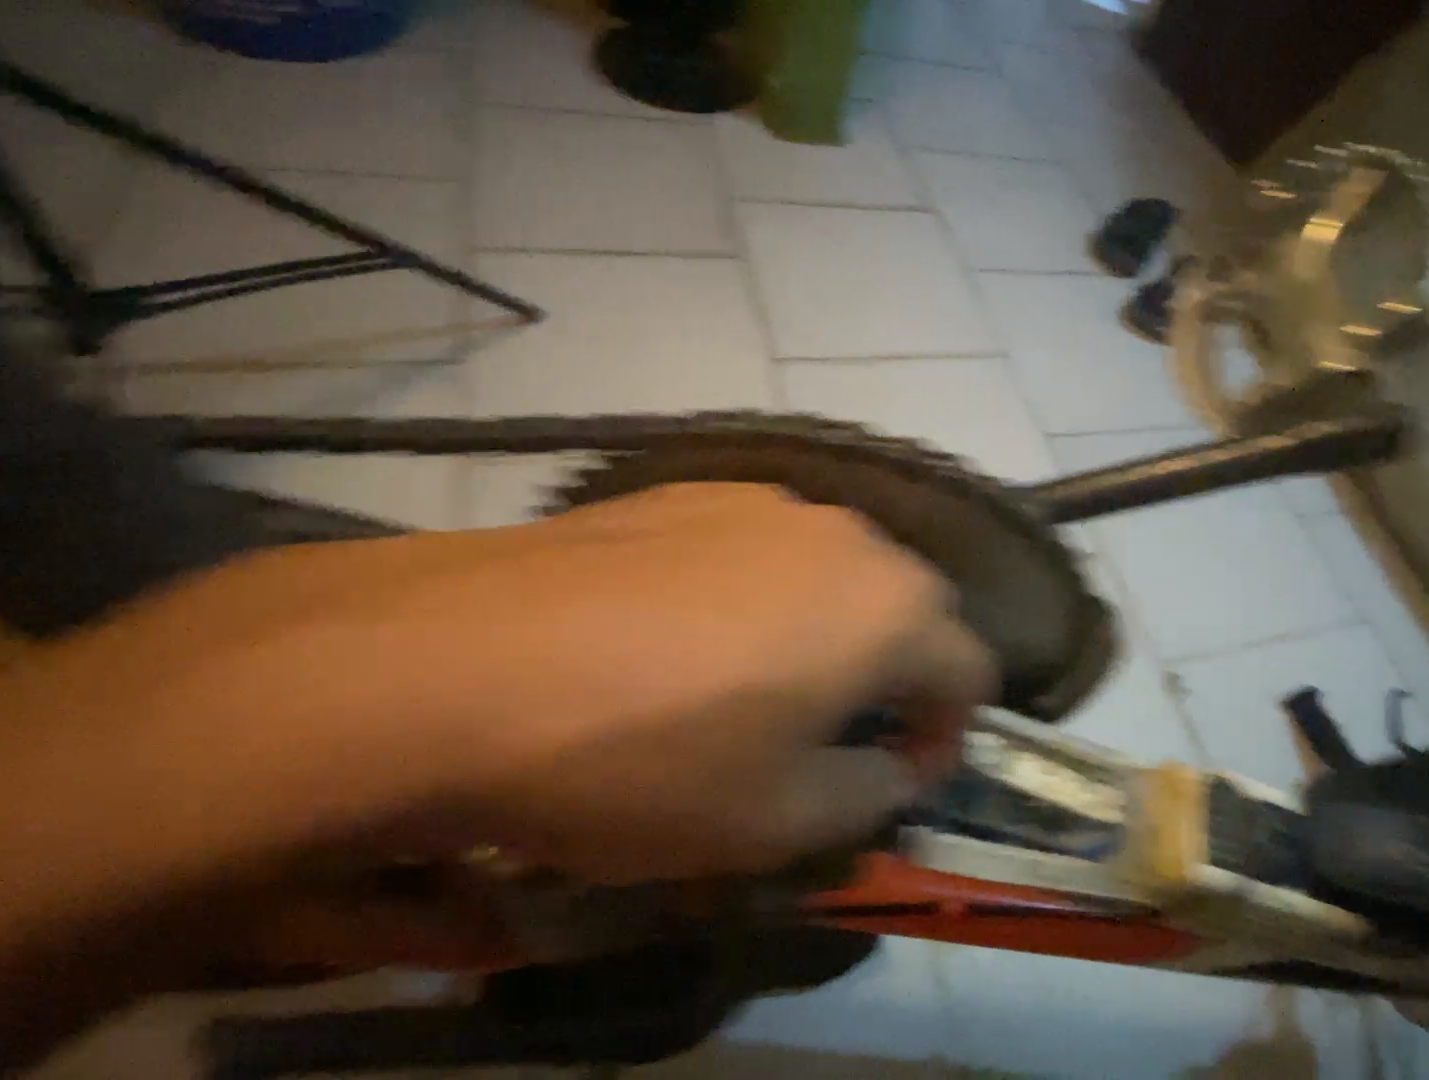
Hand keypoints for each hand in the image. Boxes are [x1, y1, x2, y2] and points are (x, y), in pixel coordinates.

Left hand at [0, 483, 995, 992]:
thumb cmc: (646, 761)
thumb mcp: (782, 822)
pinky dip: (758, 595)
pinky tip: (682, 638)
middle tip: (828, 738)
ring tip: (751, 686)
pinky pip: (759, 548)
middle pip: (909, 610)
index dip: (944, 737)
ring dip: (825, 632)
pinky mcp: (685, 489)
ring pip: (833, 574)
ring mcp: (761, 499)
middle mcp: (843, 534)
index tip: (887, 781)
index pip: (972, 670)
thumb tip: (893, 764)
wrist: (457, 665)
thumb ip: (874, 795)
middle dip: (892, 678)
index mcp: (890, 608)